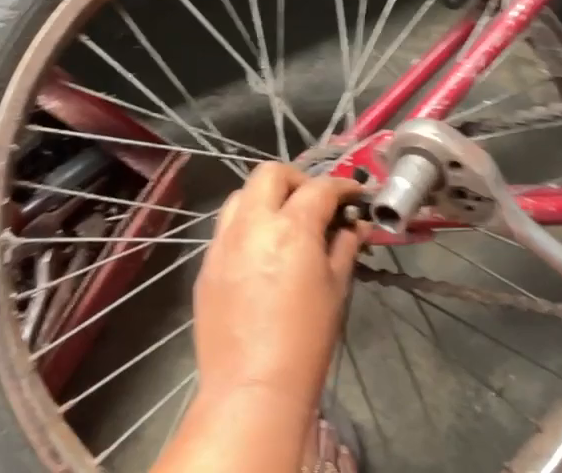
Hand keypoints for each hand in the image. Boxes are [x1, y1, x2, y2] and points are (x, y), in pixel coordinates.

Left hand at [192, 164, 366, 407]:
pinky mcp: (206, 263)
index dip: (342, 186)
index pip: (319, 188)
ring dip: (266, 198)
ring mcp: (223, 241)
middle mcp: (252, 223)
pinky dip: (247, 226)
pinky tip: (261, 252)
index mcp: (291, 227)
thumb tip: (354, 225)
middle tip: (316, 203)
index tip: (355, 195)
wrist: (252, 386)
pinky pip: (226, 228)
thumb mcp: (336, 290)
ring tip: (285, 223)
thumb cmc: (306, 340)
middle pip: (270, 174)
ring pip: (242, 195)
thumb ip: (344, 247)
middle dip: (297, 180)